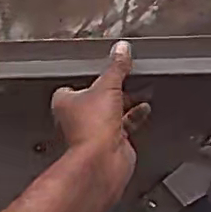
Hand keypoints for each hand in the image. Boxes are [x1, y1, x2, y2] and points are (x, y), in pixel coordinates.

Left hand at [50, 40, 149, 190]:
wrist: (102, 161)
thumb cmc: (91, 129)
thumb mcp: (107, 86)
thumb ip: (116, 67)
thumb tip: (121, 49)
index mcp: (66, 103)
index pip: (74, 85)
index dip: (90, 77)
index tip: (104, 68)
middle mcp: (78, 118)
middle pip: (97, 98)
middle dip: (112, 90)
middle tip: (126, 78)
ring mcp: (95, 131)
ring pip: (112, 111)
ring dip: (126, 102)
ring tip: (140, 90)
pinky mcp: (112, 141)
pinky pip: (125, 124)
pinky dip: (135, 116)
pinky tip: (144, 108)